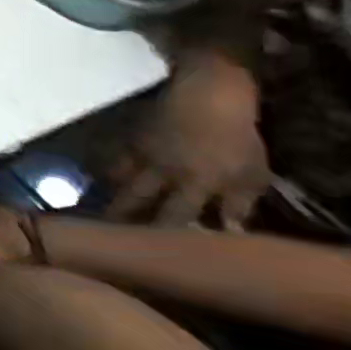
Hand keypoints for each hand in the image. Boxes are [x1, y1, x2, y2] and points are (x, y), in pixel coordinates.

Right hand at [109, 56, 270, 228]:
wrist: (208, 97)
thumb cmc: (237, 138)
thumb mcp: (252, 175)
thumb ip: (238, 205)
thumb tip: (228, 233)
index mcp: (196, 184)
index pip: (175, 217)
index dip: (163, 235)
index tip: (151, 252)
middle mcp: (163, 172)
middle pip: (135, 199)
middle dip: (120, 216)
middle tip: (105, 233)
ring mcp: (143, 154)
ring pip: (120, 179)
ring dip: (111, 194)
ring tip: (99, 209)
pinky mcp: (132, 139)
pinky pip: (117, 160)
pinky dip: (110, 172)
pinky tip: (106, 180)